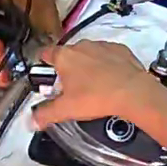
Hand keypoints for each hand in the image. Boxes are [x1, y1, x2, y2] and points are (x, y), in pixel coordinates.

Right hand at [31, 42, 166, 127]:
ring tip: (92, 86)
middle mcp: (83, 46)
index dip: (43, 63)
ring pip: (90, 54)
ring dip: (88, 66)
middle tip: (70, 88)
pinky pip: (109, 55)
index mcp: (65, 56)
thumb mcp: (65, 109)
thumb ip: (45, 114)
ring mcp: (103, 46)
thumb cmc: (98, 97)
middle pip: (69, 55)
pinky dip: (108, 65)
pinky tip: (110, 80)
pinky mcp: (121, 50)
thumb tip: (33, 120)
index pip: (46, 53)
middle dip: (67, 69)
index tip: (44, 71)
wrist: (133, 92)